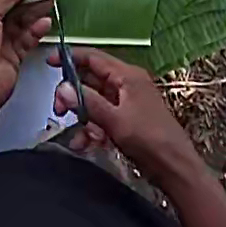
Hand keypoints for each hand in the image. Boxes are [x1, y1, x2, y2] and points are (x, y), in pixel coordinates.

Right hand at [47, 46, 201, 182]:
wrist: (175, 169)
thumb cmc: (150, 140)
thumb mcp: (115, 120)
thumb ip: (87, 102)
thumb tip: (63, 88)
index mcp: (127, 76)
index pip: (93, 58)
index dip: (70, 58)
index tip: (50, 63)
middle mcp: (127, 84)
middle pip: (90, 80)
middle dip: (73, 95)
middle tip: (59, 110)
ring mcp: (127, 102)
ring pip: (93, 101)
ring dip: (83, 117)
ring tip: (81, 136)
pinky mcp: (126, 119)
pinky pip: (102, 117)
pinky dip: (92, 128)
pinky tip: (86, 144)